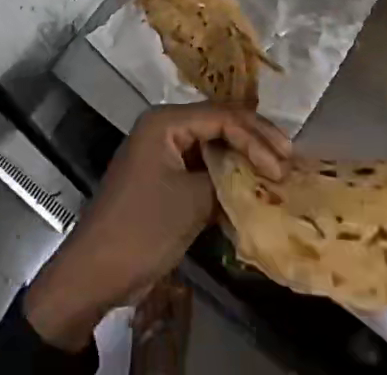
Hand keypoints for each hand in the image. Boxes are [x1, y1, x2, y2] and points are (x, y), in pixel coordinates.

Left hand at [23, 105, 291, 350]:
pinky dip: (228, 177)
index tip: (283, 166)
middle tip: (288, 160)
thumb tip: (258, 176)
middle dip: (254, 141)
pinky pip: (204, 168)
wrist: (98, 269)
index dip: (255, 138)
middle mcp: (164, 129)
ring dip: (243, 159)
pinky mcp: (166, 179)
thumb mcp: (191, 201)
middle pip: (218, 124)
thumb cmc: (142, 228)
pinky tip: (252, 190)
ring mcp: (164, 154)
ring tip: (278, 172)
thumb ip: (227, 180)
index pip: (221, 117)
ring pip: (213, 146)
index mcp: (164, 123)